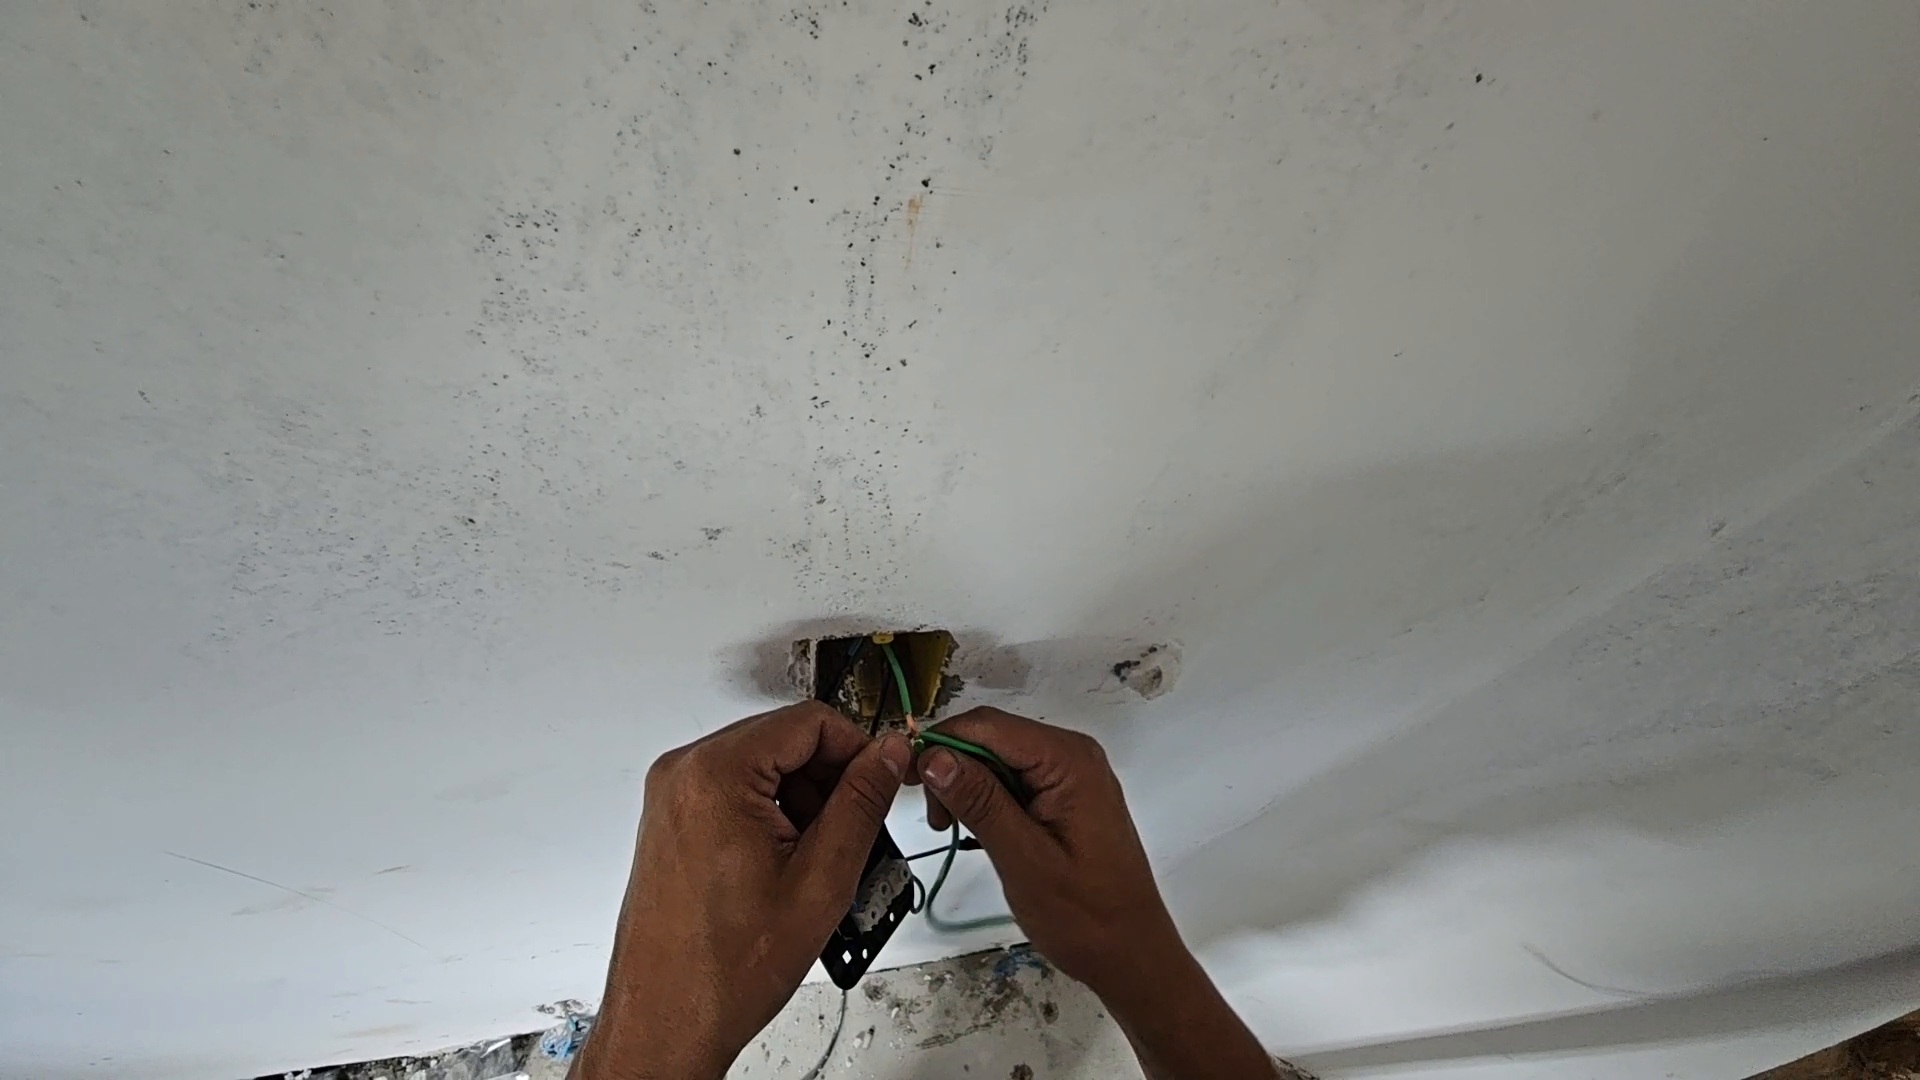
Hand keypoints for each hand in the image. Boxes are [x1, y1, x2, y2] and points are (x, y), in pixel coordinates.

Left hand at [573, 702, 909, 1079]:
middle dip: (830, 776)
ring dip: (805, 794)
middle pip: (786, 737)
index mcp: (715, 775)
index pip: (809, 721)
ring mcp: (675, 793)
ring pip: (766, 761)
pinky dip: (775, 807)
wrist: (665, 1025)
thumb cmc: (724, 970)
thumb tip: (887, 753)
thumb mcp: (822, 879)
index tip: (879, 777)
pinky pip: (740, 784)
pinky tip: (791, 854)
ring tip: (820, 850)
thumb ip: (862, 801)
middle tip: (856, 821)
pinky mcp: (675, 814)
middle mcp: (685, 772)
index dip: (856, 747)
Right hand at [916, 708, 1278, 1079]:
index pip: (989, 725)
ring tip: (950, 826)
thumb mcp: (1024, 860)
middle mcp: (1070, 752)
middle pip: (992, 736)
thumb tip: (934, 756)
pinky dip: (987, 796)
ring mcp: (1069, 771)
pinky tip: (974, 824)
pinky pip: (1014, 776)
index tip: (906, 776)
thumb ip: (980, 802)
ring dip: (966, 783)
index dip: (941, 742)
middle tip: (934, 817)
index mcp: (1068, 759)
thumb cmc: (1085, 916)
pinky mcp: (1064, 791)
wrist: (1132, 956)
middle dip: (952, 766)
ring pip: (998, 756)